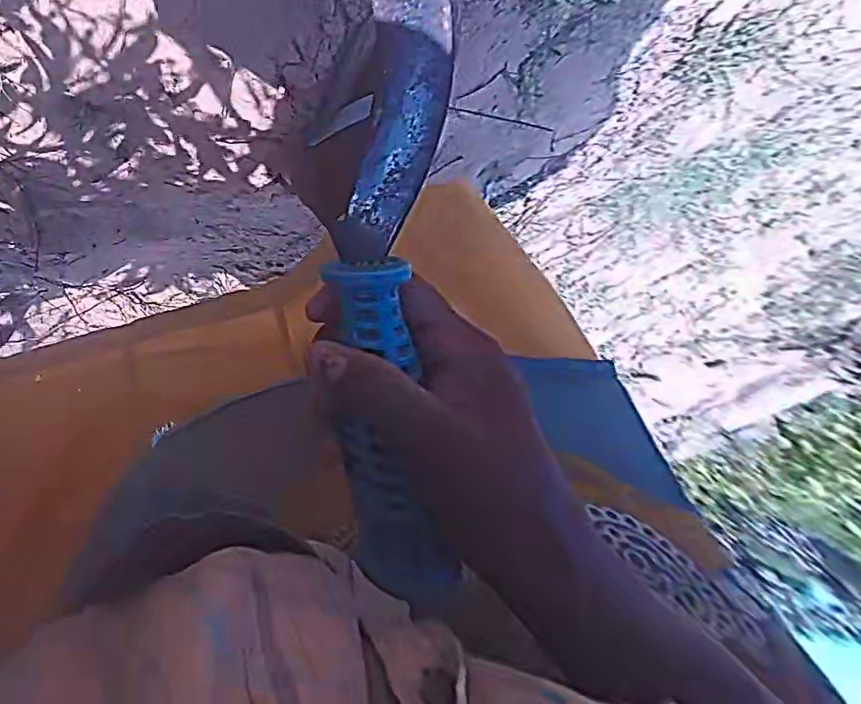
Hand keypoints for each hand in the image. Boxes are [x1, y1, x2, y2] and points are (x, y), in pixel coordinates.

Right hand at [308, 280, 781, 703]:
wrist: (545, 570)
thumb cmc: (493, 495)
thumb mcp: (427, 435)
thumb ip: (372, 386)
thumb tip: (320, 351)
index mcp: (462, 348)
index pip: (401, 290)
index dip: (354, 292)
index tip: (315, 320)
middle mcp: (453, 362)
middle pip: (378, 330)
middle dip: (341, 358)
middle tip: (322, 394)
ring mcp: (445, 395)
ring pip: (373, 370)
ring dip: (344, 397)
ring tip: (333, 435)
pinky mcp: (436, 425)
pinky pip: (383, 405)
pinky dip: (359, 421)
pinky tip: (348, 453)